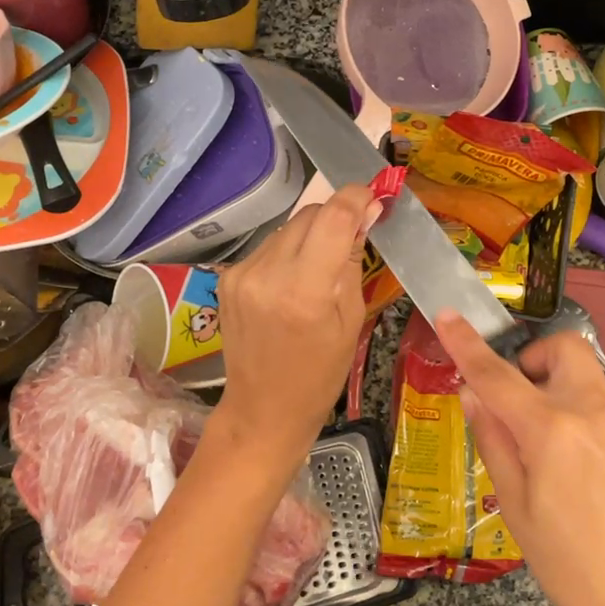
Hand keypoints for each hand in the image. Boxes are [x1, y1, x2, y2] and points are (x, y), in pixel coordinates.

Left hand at [215, 185, 377, 455]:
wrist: (262, 411)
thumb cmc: (319, 375)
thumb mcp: (351, 320)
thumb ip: (352, 260)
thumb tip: (366, 213)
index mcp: (305, 291)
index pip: (334, 216)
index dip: (358, 197)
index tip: (376, 194)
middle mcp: (268, 274)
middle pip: (311, 214)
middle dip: (337, 216)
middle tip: (357, 233)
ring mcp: (242, 273)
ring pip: (290, 227)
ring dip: (312, 234)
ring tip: (323, 266)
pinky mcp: (228, 277)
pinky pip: (270, 246)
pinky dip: (290, 252)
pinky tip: (295, 280)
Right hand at [432, 312, 604, 605]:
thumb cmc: (579, 572)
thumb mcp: (519, 515)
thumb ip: (495, 445)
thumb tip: (475, 397)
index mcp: (554, 431)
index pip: (497, 374)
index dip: (466, 343)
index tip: (448, 316)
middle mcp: (595, 413)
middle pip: (564, 350)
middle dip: (534, 359)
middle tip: (518, 401)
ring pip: (587, 381)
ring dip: (559, 392)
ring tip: (547, 453)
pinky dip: (584, 423)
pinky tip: (584, 481)